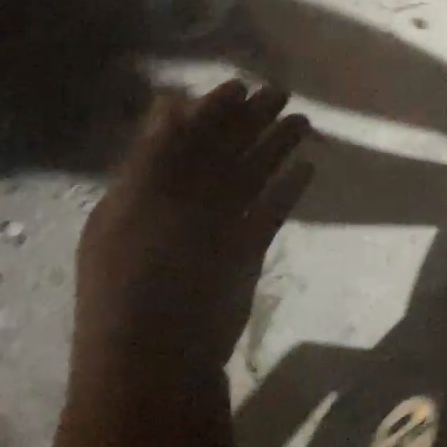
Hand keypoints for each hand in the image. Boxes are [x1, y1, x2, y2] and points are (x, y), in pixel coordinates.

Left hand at [72, 81, 313, 379]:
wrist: (159, 362)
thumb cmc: (139, 282)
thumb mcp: (138, 210)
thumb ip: (157, 157)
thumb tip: (172, 102)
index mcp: (140, 196)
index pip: (176, 141)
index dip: (206, 112)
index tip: (240, 84)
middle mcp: (175, 208)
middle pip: (216, 154)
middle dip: (246, 123)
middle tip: (282, 93)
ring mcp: (210, 233)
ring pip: (245, 179)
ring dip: (272, 149)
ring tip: (304, 122)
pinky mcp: (241, 255)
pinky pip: (266, 214)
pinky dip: (286, 192)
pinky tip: (308, 168)